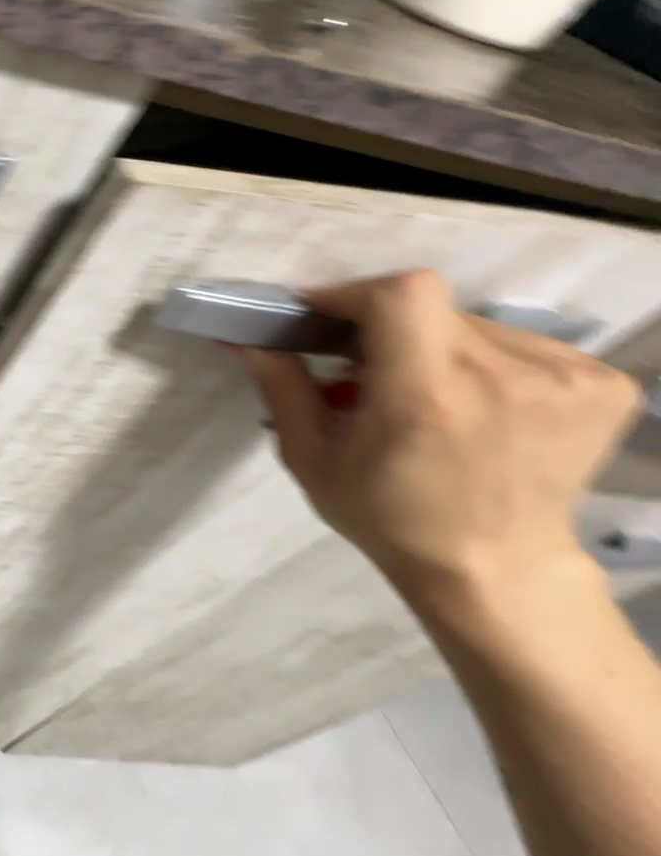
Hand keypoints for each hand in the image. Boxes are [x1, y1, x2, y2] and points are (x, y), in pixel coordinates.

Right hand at [238, 270, 643, 589]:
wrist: (492, 562)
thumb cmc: (386, 516)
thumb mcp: (313, 460)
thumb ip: (286, 391)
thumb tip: (250, 339)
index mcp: (425, 401)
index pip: (403, 296)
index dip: (356, 293)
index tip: (324, 314)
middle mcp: (504, 378)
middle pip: (434, 309)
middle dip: (388, 330)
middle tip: (364, 368)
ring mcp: (566, 378)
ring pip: (477, 326)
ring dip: (437, 347)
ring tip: (425, 396)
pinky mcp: (604, 383)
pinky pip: (524, 344)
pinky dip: (486, 363)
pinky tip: (475, 406)